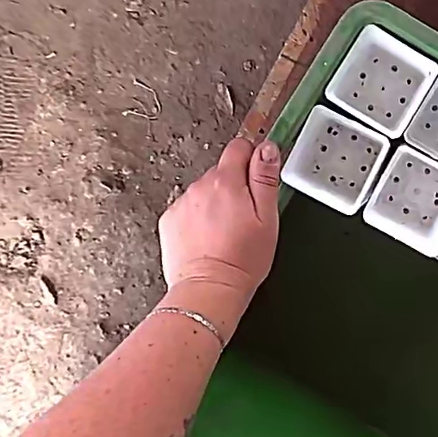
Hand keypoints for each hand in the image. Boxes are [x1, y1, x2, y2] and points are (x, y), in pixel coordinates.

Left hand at [158, 137, 281, 305]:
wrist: (209, 289)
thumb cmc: (243, 258)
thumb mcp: (268, 216)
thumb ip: (265, 177)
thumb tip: (266, 148)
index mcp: (227, 181)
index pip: (239, 147)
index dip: (252, 158)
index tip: (259, 175)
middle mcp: (201, 186)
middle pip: (222, 170)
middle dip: (236, 184)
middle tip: (247, 213)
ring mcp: (183, 203)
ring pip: (206, 189)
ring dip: (217, 201)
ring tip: (228, 229)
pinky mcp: (170, 220)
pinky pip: (190, 207)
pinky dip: (200, 216)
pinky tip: (210, 236)